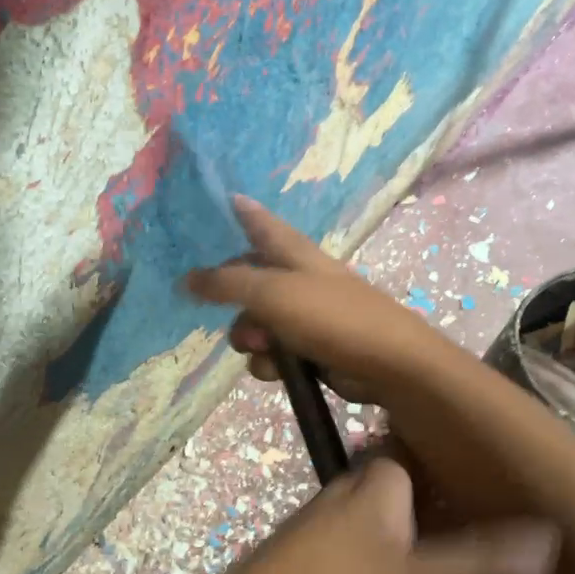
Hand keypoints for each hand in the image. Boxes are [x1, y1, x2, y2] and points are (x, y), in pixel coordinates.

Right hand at [186, 196, 434, 404]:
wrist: (388, 366)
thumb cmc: (331, 316)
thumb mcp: (271, 293)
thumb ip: (226, 283)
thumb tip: (186, 278)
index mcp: (293, 252)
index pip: (259, 222)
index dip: (237, 212)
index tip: (214, 202)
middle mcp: (296, 278)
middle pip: (244, 281)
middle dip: (232, 302)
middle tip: (231, 313)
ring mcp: (302, 315)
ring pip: (252, 322)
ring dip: (250, 339)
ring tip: (266, 349)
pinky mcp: (308, 349)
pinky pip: (270, 352)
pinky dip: (269, 362)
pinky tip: (280, 371)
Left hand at [217, 454, 560, 573]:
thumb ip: (483, 560)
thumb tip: (552, 537)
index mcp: (375, 482)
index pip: (409, 445)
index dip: (439, 450)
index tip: (474, 464)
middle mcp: (344, 486)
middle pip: (392, 474)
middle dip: (426, 486)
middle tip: (467, 509)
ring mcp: (319, 513)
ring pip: (370, 501)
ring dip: (400, 514)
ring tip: (438, 538)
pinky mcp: (302, 541)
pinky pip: (349, 526)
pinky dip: (373, 536)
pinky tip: (386, 564)